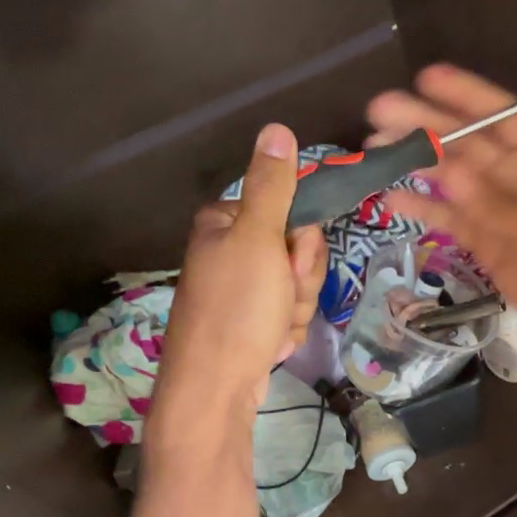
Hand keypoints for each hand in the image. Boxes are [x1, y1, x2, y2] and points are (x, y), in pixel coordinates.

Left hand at [148, 125, 327, 446]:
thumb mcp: (259, 240)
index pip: (289, 210)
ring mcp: (241, 289)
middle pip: (297, 248)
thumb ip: (273, 186)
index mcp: (226, 223)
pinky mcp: (250, 321)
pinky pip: (289, 313)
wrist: (215, 388)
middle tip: (281, 295)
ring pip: (298, 284)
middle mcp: (230, 250)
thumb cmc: (235, 310)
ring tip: (275, 325)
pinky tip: (271, 343)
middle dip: (300, 277)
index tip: (292, 258)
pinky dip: (287, 329)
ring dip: (297, 306)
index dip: (301, 238)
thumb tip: (277, 128)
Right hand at [368, 65, 516, 345]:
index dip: (465, 95)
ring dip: (415, 161)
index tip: (425, 78)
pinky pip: (448, 216)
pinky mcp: (482, 239)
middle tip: (379, 110)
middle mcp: (516, 177)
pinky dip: (421, 207)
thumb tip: (448, 169)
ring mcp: (496, 209)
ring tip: (373, 149)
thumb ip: (497, 203)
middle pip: (466, 143)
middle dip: (425, 125)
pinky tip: (390, 198)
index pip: (502, 116)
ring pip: (450, 176)